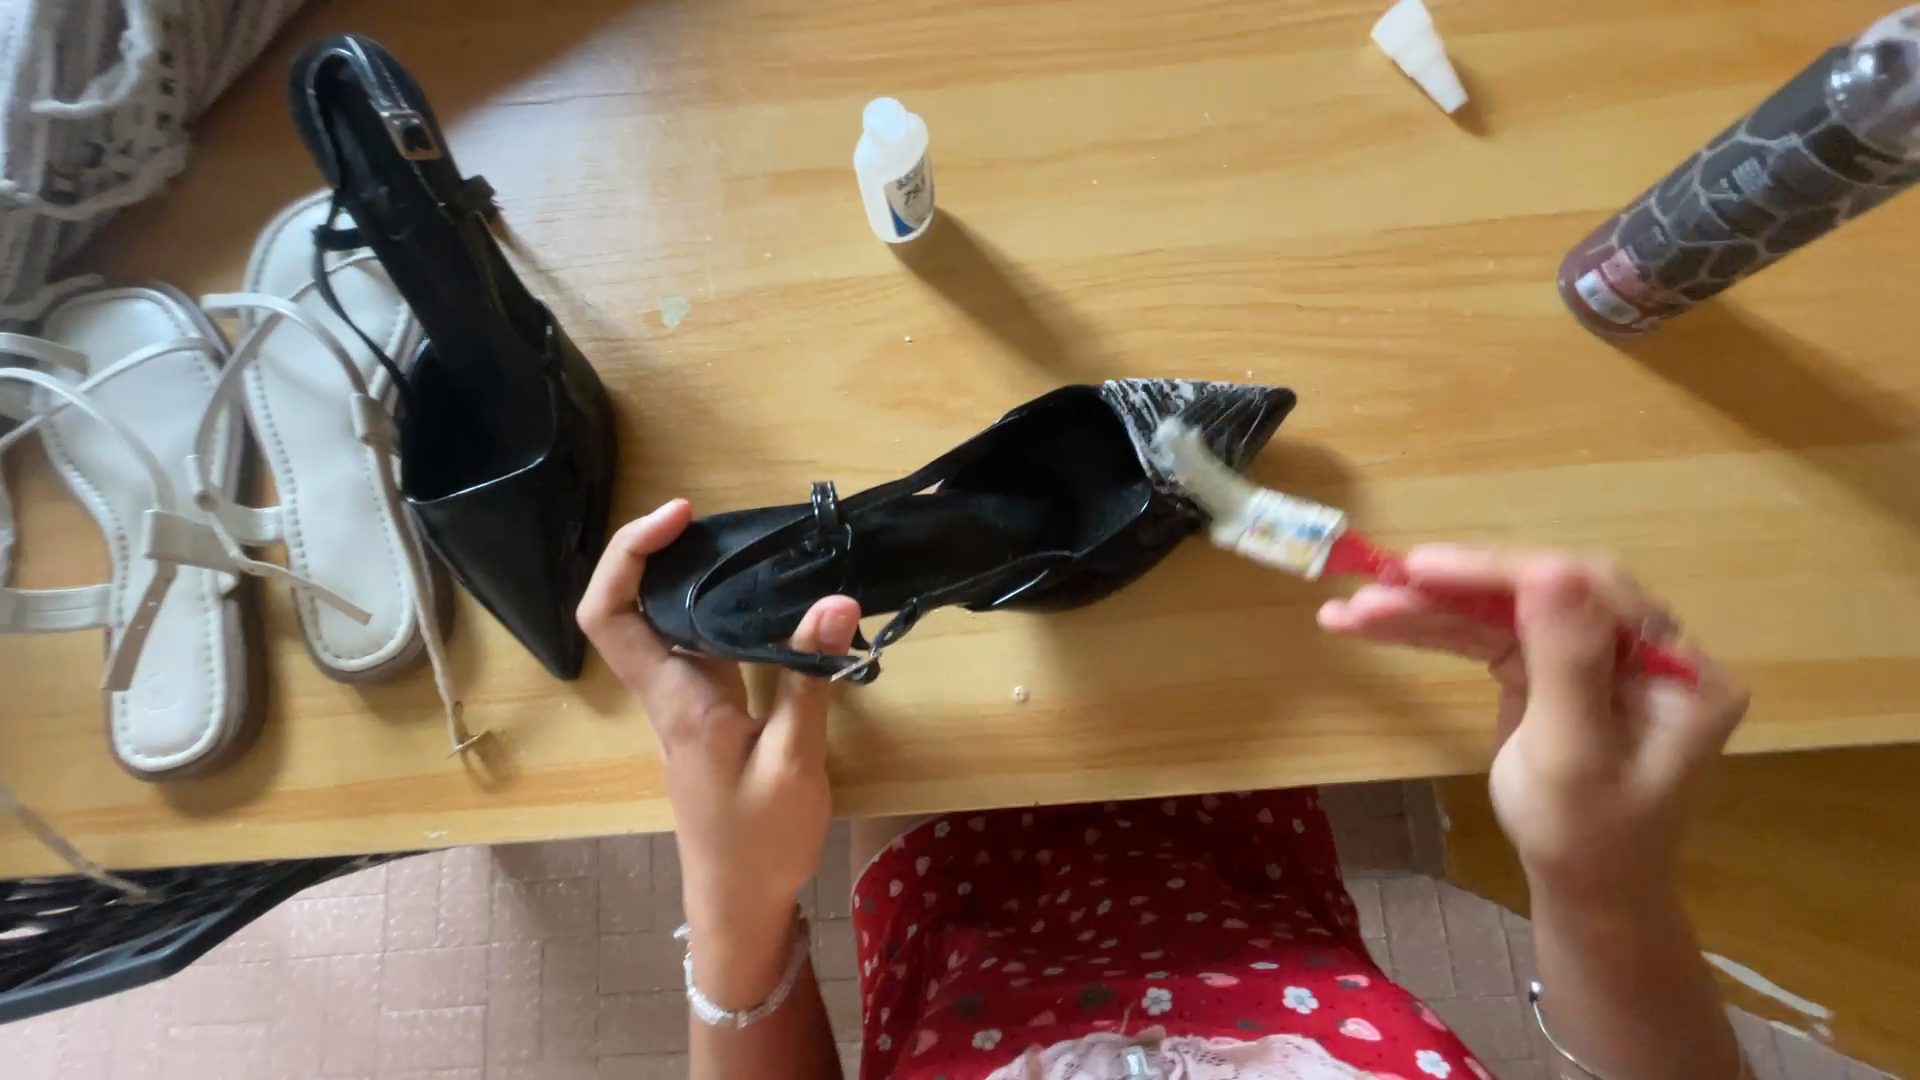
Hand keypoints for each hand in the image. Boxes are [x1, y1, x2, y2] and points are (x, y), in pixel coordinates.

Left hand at [577, 500, 859, 978]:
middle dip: (665, 552)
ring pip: (674, 625)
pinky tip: (776, 606)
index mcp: (676, 699)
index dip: (628, 555)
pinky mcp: (714, 714)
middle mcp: (672, 691)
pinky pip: (709, 647)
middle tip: (725, 523)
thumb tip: (835, 602)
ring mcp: (691, 702)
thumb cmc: (758, 840)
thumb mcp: (793, 760)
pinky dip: (731, 614)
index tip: (680, 517)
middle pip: (634, 607)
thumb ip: (809, 679)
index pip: (612, 615)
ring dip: (699, 580)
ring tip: (759, 550)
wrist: (741, 903)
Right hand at [1317, 547, 1748, 898]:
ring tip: (1349, 614)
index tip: (1422, 568)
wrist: (1580, 883)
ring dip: (1417, 612)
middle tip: (1370, 593)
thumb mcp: (1573, 753)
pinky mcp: (1537, 667)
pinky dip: (1421, 633)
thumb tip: (1550, 569)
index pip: (1585, 589)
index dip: (1500, 572)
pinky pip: (1474, 637)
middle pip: (1527, 595)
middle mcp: (1631, 646)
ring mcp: (1580, 655)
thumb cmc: (1585, 833)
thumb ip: (1567, 661)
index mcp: (1672, 667)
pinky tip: (1366, 626)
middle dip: (1443, 593)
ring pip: (1490, 614)